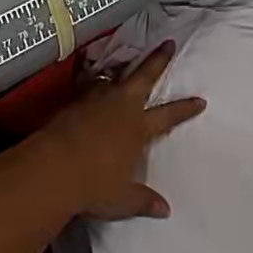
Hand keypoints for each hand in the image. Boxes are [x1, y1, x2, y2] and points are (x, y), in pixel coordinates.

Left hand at [33, 40, 205, 220]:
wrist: (52, 167)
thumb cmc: (93, 185)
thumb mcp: (122, 199)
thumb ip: (144, 200)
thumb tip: (165, 210)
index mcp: (137, 127)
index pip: (168, 116)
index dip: (185, 109)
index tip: (200, 100)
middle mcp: (120, 106)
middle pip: (144, 77)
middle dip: (158, 59)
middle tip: (168, 43)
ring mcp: (95, 99)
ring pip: (114, 77)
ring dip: (122, 71)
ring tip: (126, 64)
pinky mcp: (74, 101)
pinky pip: (90, 86)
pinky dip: (95, 83)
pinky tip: (93, 86)